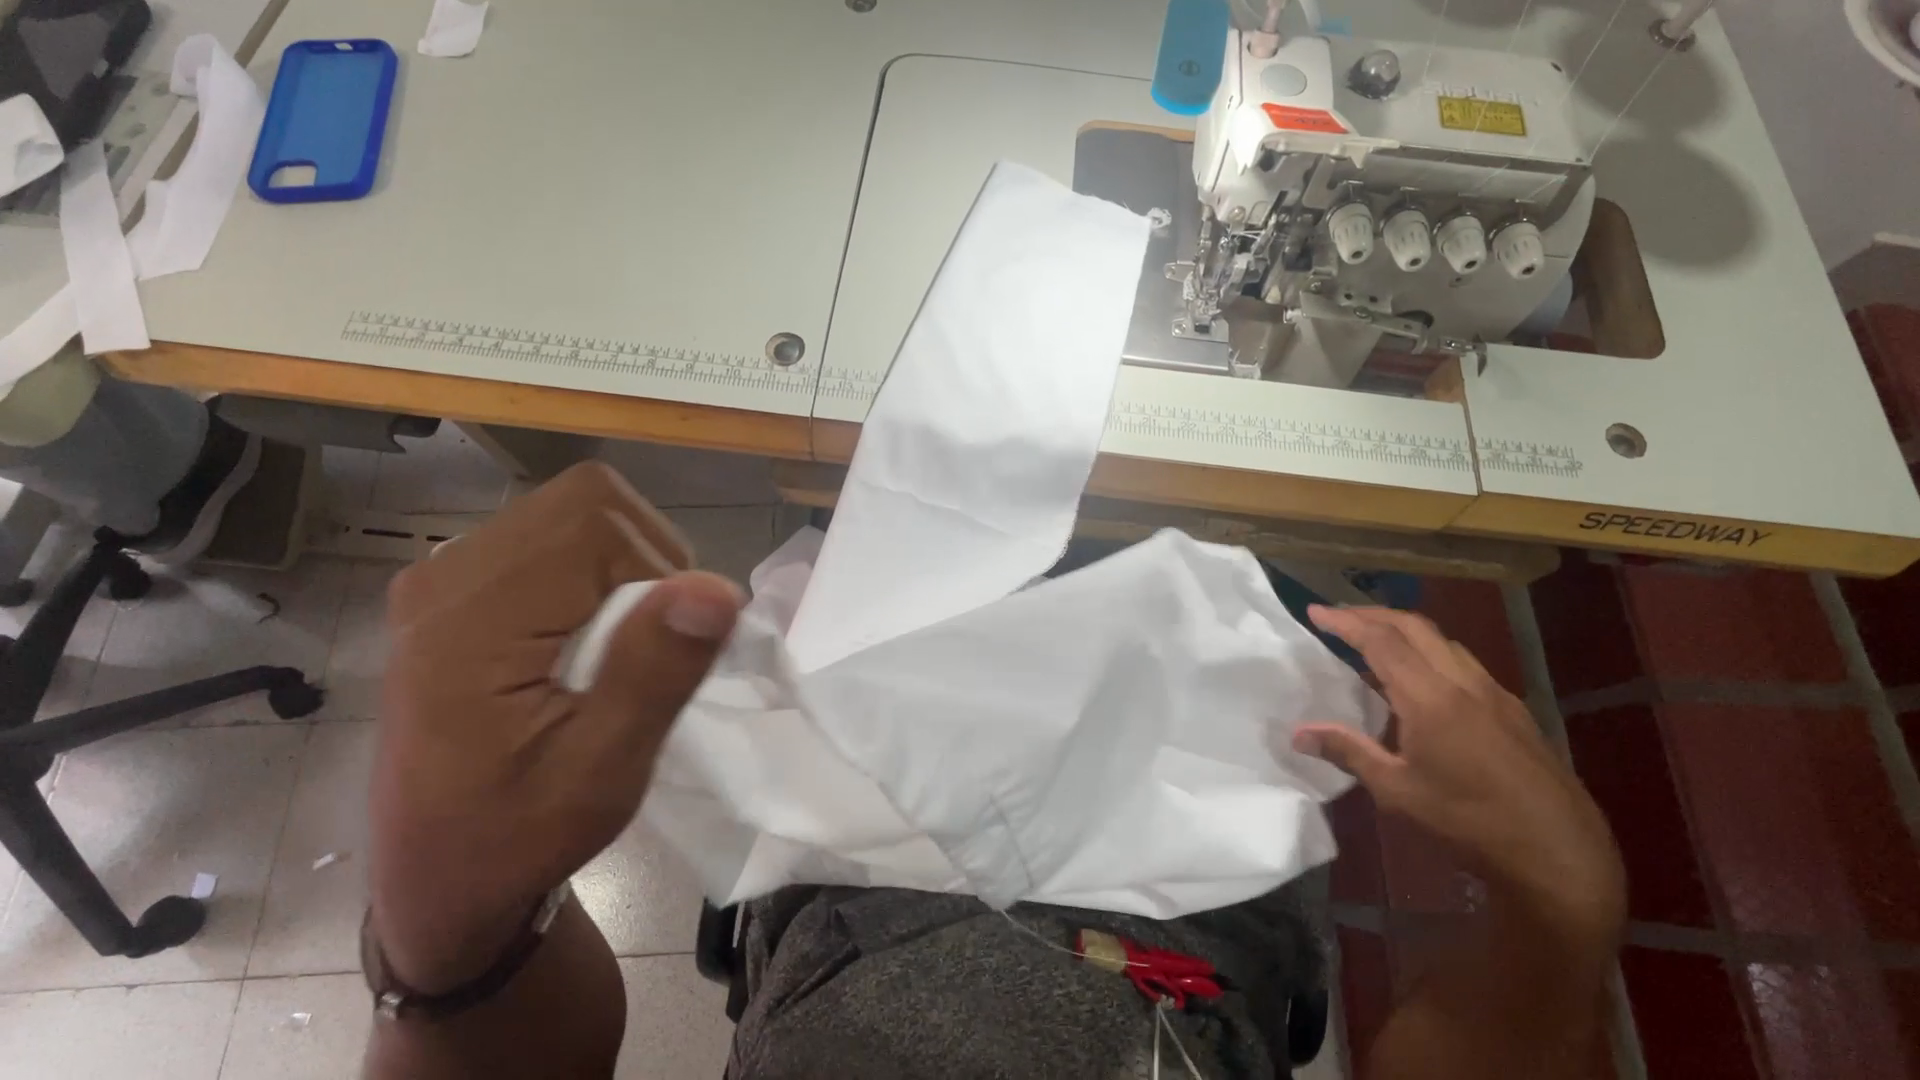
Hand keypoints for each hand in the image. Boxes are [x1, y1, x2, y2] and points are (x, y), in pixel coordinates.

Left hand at [367, 463, 744, 992]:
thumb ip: (653, 673)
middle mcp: (446, 575)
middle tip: (645, 648)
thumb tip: (717, 586)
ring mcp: (445, 576)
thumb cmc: (518, 836)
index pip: (597, 521)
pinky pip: (553, 540)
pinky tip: (587, 640)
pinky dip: (596, 575)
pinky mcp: (457, 588)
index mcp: (470, 618)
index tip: (658, 647)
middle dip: (645, 561)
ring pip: (575, 515)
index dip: (655, 567)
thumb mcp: (600, 773)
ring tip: (617, 649)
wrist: (439, 877)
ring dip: (624, 568)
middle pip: (587, 503)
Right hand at [1295, 606, 1623, 942]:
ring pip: (1443, 642)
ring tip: (1374, 644)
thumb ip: (1349, 752)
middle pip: (1415, 628)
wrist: (1560, 851)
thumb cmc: (1469, 821)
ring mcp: (1494, 694)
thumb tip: (1298, 733)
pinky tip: (1420, 683)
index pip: (1381, 641)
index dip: (1346, 622)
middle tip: (1339, 618)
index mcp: (1430, 698)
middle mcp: (1464, 683)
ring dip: (1404, 632)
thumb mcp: (1398, 792)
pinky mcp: (1512, 710)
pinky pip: (1463, 664)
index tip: (1315, 611)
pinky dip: (1431, 654)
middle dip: (1373, 615)